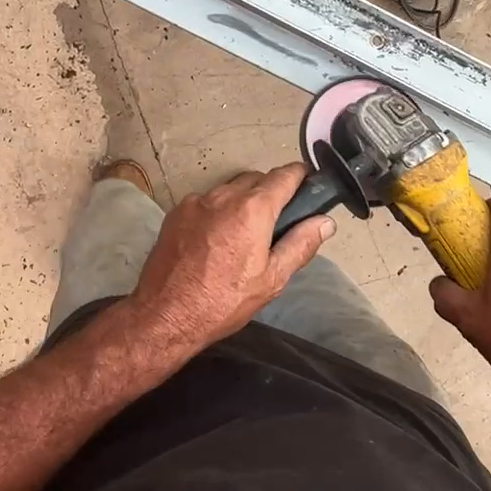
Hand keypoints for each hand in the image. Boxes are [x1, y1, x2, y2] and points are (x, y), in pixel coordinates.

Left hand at [128, 164, 335, 349]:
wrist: (165, 315)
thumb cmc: (221, 301)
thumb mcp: (272, 279)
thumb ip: (301, 245)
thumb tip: (325, 222)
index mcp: (253, 209)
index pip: (285, 175)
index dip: (300, 176)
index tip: (308, 183)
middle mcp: (224, 196)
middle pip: (257, 179)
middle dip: (271, 192)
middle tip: (277, 222)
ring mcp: (197, 201)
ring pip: (230, 188)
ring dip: (243, 200)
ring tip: (245, 234)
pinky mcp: (177, 212)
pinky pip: (207, 201)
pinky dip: (218, 211)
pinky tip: (216, 240)